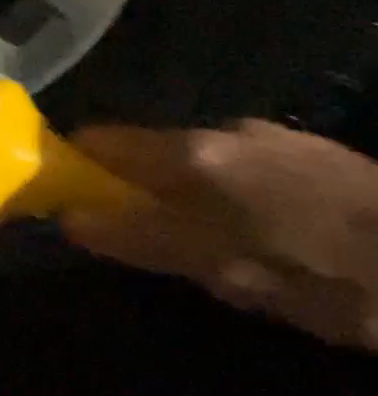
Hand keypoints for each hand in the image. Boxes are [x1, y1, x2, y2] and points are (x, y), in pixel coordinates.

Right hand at [61, 120, 377, 348]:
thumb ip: (145, 241)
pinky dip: (241, 192)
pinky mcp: (320, 152)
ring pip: (203, 160)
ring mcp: (274, 135)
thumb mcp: (235, 276)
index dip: (74, 167)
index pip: (95, 140)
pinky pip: (249, 166)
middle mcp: (219, 128)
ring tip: (221, 238)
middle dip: (138, 185)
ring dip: (195, 190)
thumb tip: (69, 219)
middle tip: (151, 233)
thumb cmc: (335, 276)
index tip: (68, 199)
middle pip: (149, 150)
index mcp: (187, 154)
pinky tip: (276, 228)